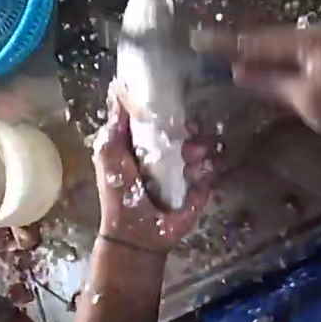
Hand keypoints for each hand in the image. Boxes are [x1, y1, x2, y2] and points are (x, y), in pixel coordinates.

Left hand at [94, 96, 212, 253]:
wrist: (135, 231)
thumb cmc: (119, 190)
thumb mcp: (109, 152)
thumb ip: (116, 124)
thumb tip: (118, 90)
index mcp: (145, 144)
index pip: (161, 118)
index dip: (167, 108)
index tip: (171, 100)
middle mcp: (168, 154)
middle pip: (187, 130)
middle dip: (189, 127)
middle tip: (187, 130)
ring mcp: (186, 170)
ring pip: (203, 147)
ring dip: (198, 147)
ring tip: (191, 155)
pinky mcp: (199, 188)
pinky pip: (211, 171)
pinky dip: (206, 170)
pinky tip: (196, 172)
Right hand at [211, 27, 320, 144]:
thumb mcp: (307, 99)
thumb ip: (270, 83)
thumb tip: (239, 72)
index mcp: (309, 40)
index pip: (257, 41)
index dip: (226, 43)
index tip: (197, 39)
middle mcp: (318, 35)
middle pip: (268, 39)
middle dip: (238, 45)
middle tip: (208, 47)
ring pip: (282, 47)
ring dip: (257, 53)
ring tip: (228, 56)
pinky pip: (296, 56)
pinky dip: (275, 62)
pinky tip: (263, 68)